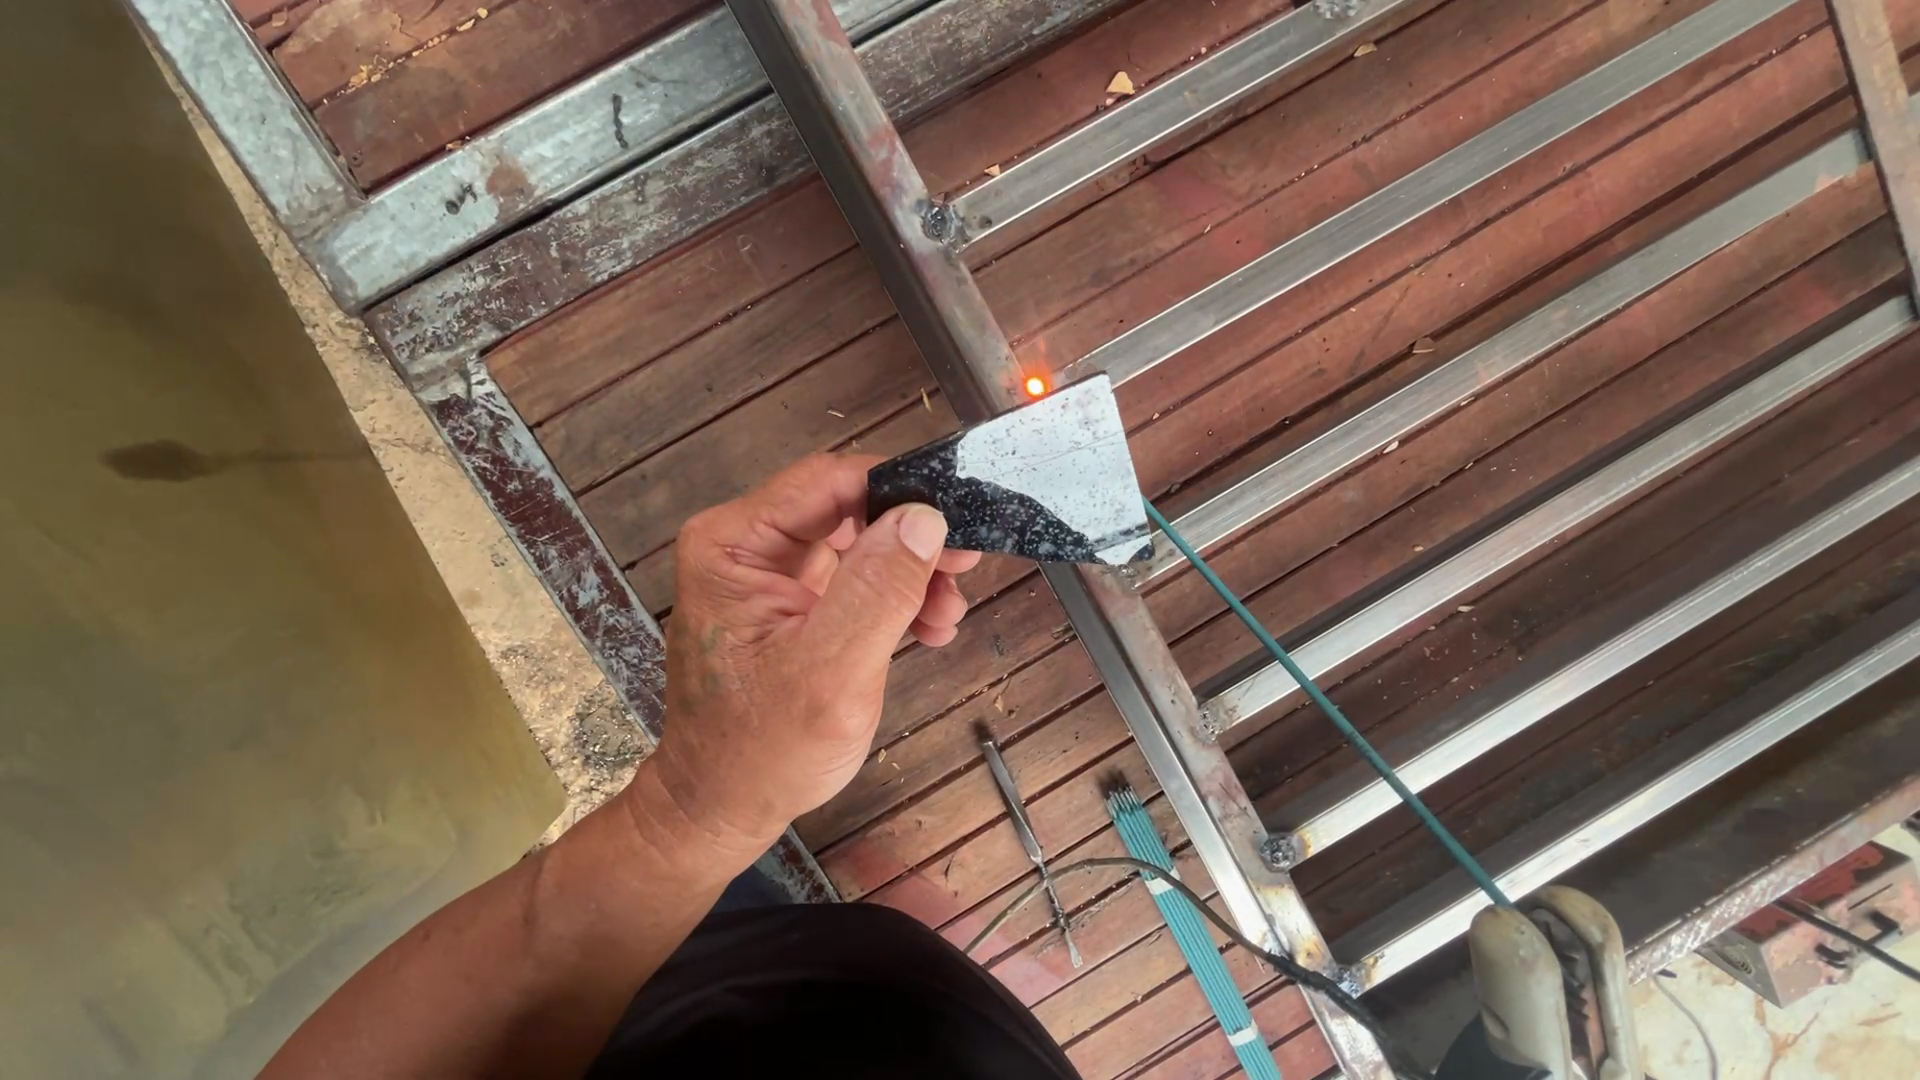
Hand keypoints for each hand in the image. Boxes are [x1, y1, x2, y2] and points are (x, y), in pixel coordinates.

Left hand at [637, 454, 980, 861]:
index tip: (955, 525)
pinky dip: (898, 597)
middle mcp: (750, 545)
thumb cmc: (764, 750)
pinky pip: (859, 577)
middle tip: (963, 569)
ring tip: (946, 615)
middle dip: (912, 539)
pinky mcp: (798, 602)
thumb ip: (878, 590)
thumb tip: (926, 517)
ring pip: (864, 541)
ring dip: (913, 573)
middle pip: (851, 508)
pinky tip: (928, 628)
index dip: (898, 492)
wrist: (725, 807)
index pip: (830, 481)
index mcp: (736, 543)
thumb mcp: (830, 672)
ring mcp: (774, 573)